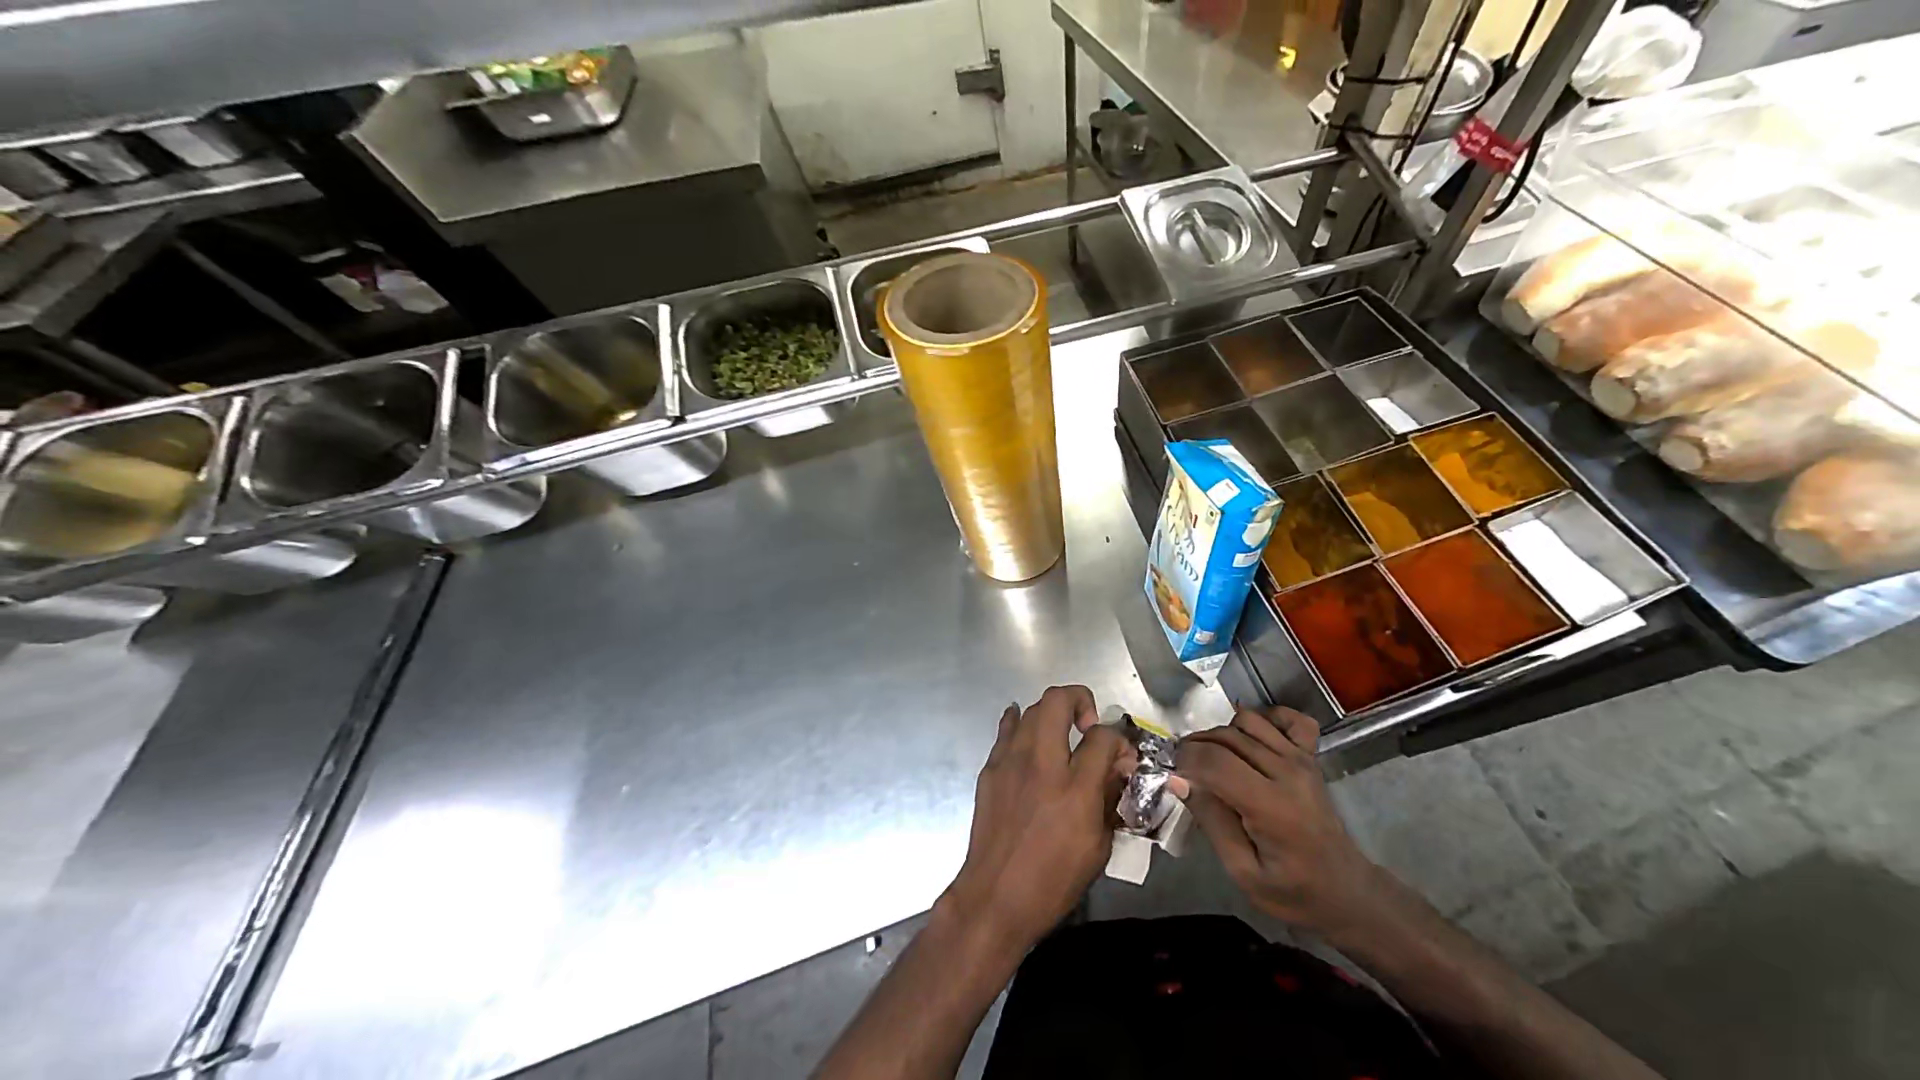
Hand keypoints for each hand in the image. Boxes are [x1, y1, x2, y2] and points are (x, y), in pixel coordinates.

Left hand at [943, 686, 1133, 948]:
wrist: (995, 896)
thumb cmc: (1054, 880)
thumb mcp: (1098, 847)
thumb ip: (1109, 798)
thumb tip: (1117, 769)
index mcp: (1075, 788)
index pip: (1103, 737)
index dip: (1119, 741)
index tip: (1121, 757)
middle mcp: (1041, 764)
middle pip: (1058, 700)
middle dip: (1080, 700)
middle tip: (1088, 725)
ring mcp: (1010, 762)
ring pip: (1031, 710)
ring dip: (1052, 714)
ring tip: (1062, 735)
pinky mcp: (990, 769)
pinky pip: (1006, 731)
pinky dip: (1020, 724)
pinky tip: (1028, 734)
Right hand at [1175, 706, 1380, 933]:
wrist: (1347, 893)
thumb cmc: (1293, 892)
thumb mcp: (1242, 872)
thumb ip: (1212, 821)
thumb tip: (1179, 781)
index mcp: (1272, 806)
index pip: (1215, 761)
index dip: (1185, 761)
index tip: (1172, 775)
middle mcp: (1289, 772)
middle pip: (1226, 737)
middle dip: (1195, 746)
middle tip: (1183, 770)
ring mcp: (1303, 760)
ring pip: (1248, 721)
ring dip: (1221, 733)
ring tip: (1212, 759)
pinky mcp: (1311, 757)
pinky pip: (1289, 719)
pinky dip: (1265, 719)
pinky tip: (1251, 740)